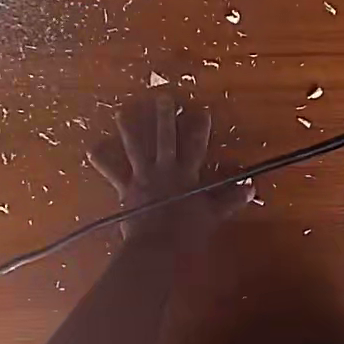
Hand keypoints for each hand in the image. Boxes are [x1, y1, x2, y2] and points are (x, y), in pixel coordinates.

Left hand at [87, 93, 252, 242]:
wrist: (158, 246)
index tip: (201, 110)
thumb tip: (250, 188)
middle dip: (164, 117)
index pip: (196, 145)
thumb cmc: (188, 232)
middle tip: (161, 96)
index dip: (200, 128)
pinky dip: (102, 161)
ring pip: (136, 148)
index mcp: (186, 174)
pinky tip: (92, 148)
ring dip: (129, 129)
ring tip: (122, 111)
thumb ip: (231, 199)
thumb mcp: (214, 215)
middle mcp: (164, 170)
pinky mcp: (127, 189)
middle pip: (164, 139)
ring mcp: (143, 178)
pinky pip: (112, 173)